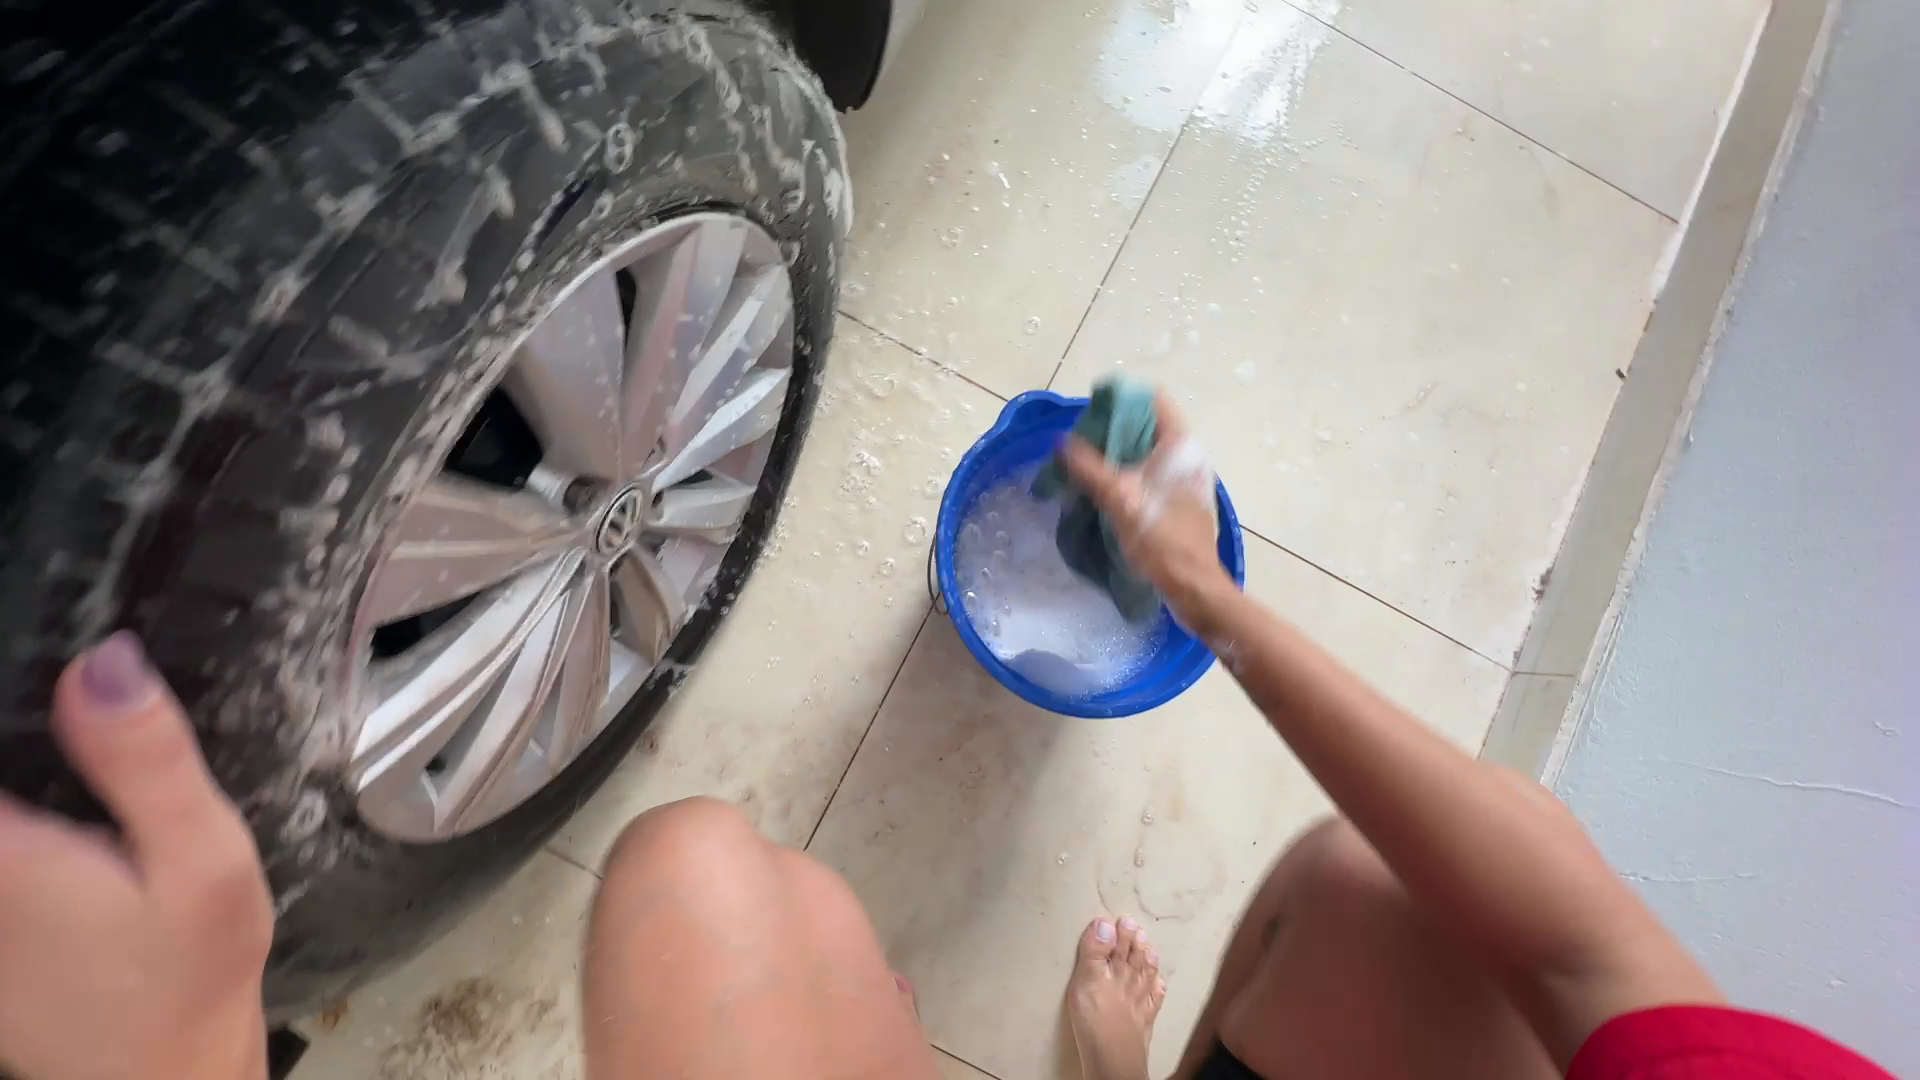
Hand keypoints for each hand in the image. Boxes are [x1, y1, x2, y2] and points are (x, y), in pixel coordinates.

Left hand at [0, 632, 271, 1079]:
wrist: (157, 1055)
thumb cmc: (191, 950)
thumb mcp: (198, 849)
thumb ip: (147, 762)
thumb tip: (105, 659)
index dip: (1, 674)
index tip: (22, 613)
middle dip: (10, 700)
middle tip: (43, 625)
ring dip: (20, 734)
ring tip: (66, 687)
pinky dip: (26, 772)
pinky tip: (59, 744)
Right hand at [1058, 391, 1234, 621]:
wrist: (1192, 585)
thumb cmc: (1161, 537)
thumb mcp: (1120, 498)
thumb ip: (1089, 467)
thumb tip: (1061, 442)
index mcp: (1180, 445)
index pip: (1153, 399)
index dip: (1121, 398)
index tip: (1091, 410)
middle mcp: (1186, 456)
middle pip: (1146, 425)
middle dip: (1112, 428)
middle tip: (1080, 441)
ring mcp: (1184, 479)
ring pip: (1145, 452)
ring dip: (1116, 454)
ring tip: (1084, 464)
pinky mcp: (1178, 501)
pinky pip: (1148, 474)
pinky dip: (1125, 474)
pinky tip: (1102, 489)